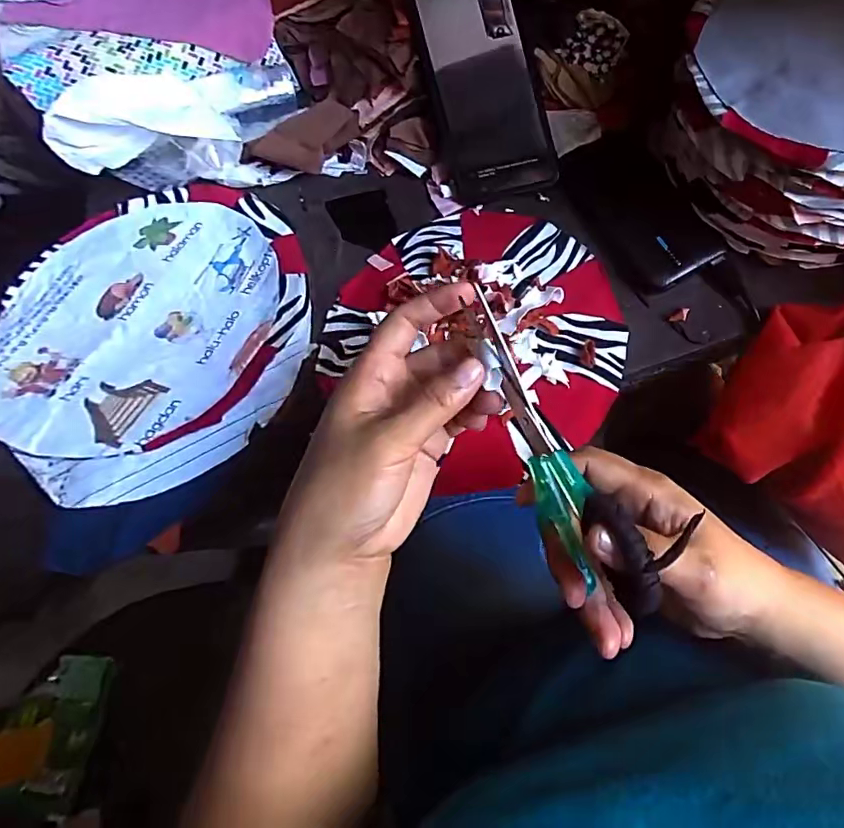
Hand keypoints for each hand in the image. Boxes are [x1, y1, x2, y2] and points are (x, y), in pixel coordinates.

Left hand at [275, 282, 503, 569]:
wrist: (339, 550)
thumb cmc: (345, 488)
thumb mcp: (387, 441)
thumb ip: (434, 403)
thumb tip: (478, 364)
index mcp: (372, 378)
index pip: (403, 326)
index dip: (434, 304)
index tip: (471, 293)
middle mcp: (395, 389)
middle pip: (438, 354)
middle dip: (470, 352)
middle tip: (504, 359)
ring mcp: (414, 416)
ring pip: (454, 385)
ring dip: (478, 386)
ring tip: (499, 398)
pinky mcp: (430, 442)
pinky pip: (460, 413)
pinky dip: (477, 410)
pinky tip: (490, 415)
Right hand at [543, 447, 794, 658]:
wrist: (755, 612)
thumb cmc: (734, 579)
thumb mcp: (694, 567)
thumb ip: (641, 548)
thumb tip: (588, 533)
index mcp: (648, 492)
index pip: (591, 466)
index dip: (555, 474)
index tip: (525, 501)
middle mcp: (631, 508)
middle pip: (573, 516)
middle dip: (569, 560)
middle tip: (576, 601)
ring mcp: (626, 538)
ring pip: (582, 556)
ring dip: (588, 599)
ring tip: (611, 640)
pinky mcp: (627, 567)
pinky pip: (596, 581)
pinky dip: (600, 609)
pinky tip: (617, 638)